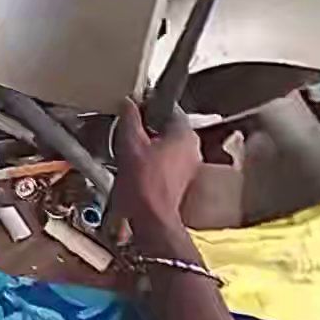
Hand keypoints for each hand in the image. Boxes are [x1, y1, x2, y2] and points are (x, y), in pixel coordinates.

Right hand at [113, 100, 211, 251]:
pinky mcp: (181, 178)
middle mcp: (192, 148)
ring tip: (129, 145)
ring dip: (149, 140)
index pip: (169, 107)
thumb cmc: (144, 183)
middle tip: (128, 126)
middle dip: (147, 123)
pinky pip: (166, 157)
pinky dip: (152, 156)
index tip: (134, 105)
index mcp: (185, 134)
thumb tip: (128, 103)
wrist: (151, 217)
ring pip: (166, 141)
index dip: (148, 104)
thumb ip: (130, 116)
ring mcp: (189, 164)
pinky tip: (136, 161)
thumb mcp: (130, 141)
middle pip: (167, 125)